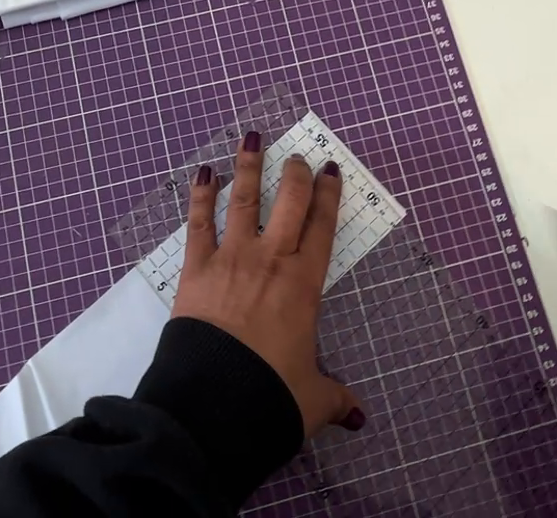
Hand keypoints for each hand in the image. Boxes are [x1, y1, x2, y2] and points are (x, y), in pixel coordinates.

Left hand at [171, 131, 365, 437]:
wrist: (212, 405)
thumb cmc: (269, 398)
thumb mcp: (312, 400)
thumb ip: (336, 398)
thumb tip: (359, 418)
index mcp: (304, 285)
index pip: (322, 228)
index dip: (328, 196)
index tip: (330, 170)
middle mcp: (271, 260)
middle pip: (288, 203)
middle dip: (294, 174)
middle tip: (297, 156)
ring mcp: (232, 258)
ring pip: (244, 201)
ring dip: (248, 167)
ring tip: (251, 138)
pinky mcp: (197, 267)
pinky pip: (199, 223)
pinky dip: (200, 195)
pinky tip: (203, 172)